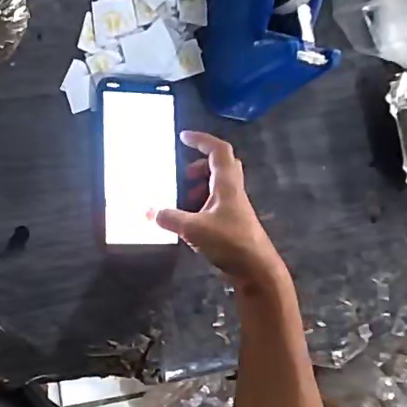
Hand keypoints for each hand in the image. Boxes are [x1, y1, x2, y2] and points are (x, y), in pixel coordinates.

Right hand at [150, 131, 287, 290]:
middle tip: (183, 175)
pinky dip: (201, 204)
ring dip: (200, 187)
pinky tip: (190, 221)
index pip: (218, 151)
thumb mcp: (194, 229)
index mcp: (227, 185)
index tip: (183, 137)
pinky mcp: (234, 223)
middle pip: (220, 166)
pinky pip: (216, 204)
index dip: (202, 140)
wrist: (257, 269)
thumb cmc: (230, 242)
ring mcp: (235, 207)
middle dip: (200, 166)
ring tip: (183, 201)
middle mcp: (233, 191)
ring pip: (218, 186)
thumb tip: (149, 212)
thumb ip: (170, 218)